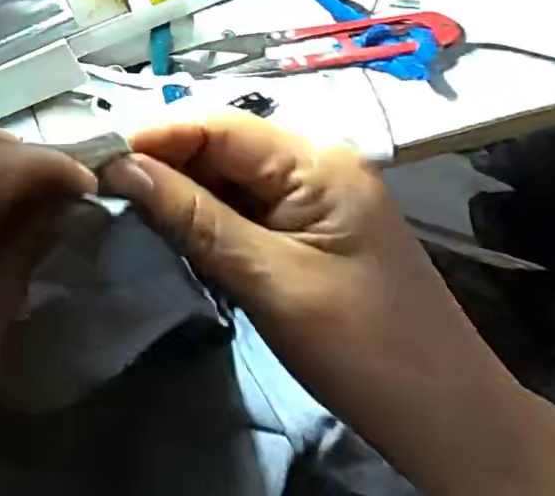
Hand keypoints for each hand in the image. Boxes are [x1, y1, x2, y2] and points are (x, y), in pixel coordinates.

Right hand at [104, 106, 554, 495]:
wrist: (455, 429)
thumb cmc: (367, 351)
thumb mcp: (268, 279)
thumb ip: (190, 216)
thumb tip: (118, 166)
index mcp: (317, 164)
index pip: (215, 125)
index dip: (153, 136)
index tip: (98, 160)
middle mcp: (312, 163)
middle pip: (214, 142)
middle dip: (159, 161)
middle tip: (104, 185)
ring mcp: (307, 191)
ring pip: (218, 170)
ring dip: (173, 186)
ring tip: (124, 201)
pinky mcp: (300, 220)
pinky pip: (232, 197)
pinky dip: (196, 208)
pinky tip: (167, 222)